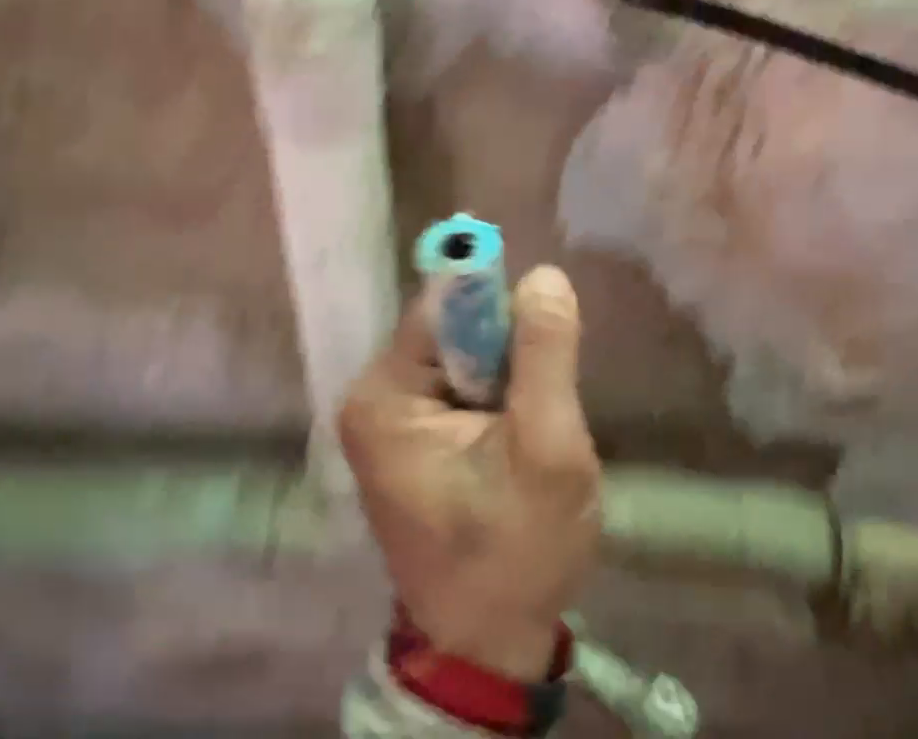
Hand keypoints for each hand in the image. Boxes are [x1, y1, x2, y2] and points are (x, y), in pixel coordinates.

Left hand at [338, 266, 601, 679]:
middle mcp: (371, 398)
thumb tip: (542, 276)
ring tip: (527, 438)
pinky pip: (460, 391)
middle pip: (452, 332)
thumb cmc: (517, 551)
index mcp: (383, 395)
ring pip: (463, 360)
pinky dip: (496, 407)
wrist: (489, 642)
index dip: (502, 314)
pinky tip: (511, 449)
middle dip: (508, 359)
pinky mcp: (408, 442)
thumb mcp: (546, 448)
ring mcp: (386, 422)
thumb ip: (544, 355)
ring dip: (508, 385)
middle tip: (539, 413)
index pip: (445, 307)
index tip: (546, 347)